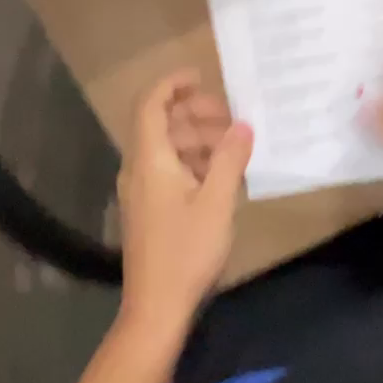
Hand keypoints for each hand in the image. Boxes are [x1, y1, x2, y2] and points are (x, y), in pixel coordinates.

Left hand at [117, 70, 253, 327]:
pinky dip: (193, 164)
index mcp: (149, 160)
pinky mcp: (149, 211)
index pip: (151, 105)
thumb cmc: (187, 250)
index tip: (203, 76)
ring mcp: (141, 192)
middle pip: (161, 125)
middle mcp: (138, 169)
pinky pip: (168, 172)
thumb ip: (230, 158)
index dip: (173, 85)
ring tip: (234, 149)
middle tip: (231, 119)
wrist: (157, 305)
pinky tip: (221, 178)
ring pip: (167, 150)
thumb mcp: (217, 201)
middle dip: (195, 114)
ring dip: (197, 141)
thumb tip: (243, 125)